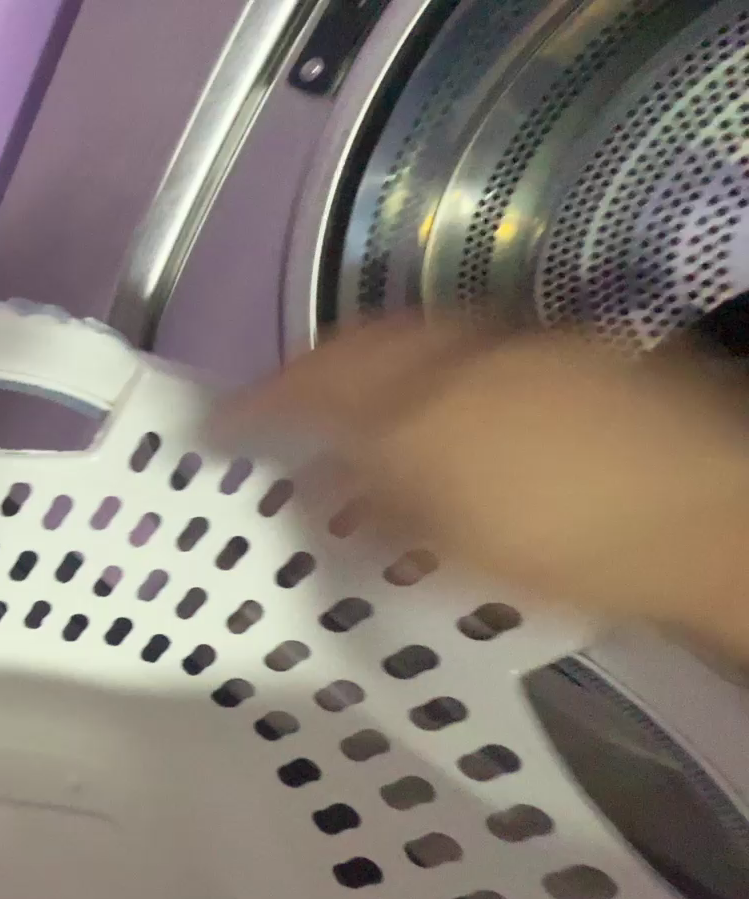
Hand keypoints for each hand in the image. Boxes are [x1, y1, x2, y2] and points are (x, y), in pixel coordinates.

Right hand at [219, 318, 748, 644]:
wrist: (719, 524)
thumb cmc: (560, 546)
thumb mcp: (437, 542)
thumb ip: (362, 503)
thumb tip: (308, 486)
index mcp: (413, 414)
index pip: (305, 394)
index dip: (252, 406)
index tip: (215, 423)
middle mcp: (456, 364)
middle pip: (356, 346)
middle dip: (306, 368)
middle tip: (276, 396)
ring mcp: (517, 349)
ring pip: (413, 336)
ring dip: (365, 358)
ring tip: (346, 390)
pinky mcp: (570, 349)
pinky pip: (469, 343)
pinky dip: (429, 360)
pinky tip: (433, 391)